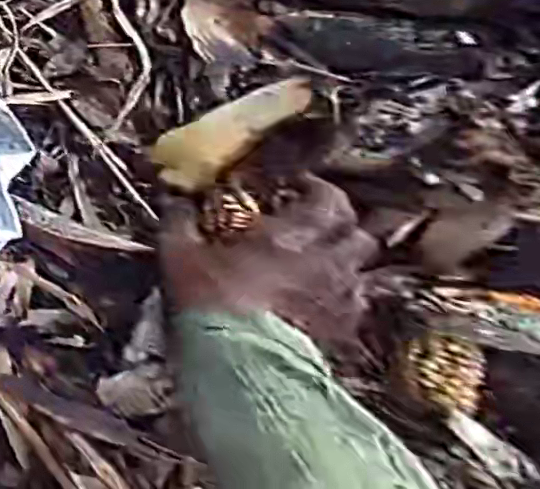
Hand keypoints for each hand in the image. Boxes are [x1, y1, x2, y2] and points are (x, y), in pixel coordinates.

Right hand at [161, 175, 377, 345]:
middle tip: (311, 212)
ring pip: (363, 265)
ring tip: (315, 250)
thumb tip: (176, 199)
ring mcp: (343, 296)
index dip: (318, 187)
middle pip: (359, 232)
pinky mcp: (346, 325)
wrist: (241, 357)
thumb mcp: (179, 248)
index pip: (328, 202)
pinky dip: (340, 284)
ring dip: (344, 252)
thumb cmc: (210, 295)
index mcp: (291, 237)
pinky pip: (355, 296)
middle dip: (340, 219)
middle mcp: (329, 262)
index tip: (298, 182)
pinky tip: (315, 286)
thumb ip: (180, 218)